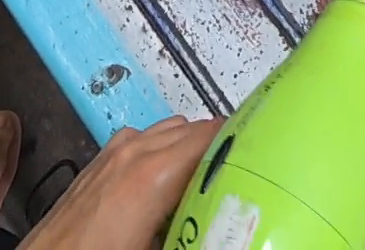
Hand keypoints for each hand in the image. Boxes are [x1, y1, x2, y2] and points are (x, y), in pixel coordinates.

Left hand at [24, 114, 224, 249]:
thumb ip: (196, 234)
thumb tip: (227, 227)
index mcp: (153, 173)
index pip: (213, 135)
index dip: (242, 143)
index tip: (263, 158)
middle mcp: (136, 149)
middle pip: (196, 131)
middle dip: (221, 151)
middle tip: (243, 181)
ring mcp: (116, 150)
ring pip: (172, 132)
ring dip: (192, 153)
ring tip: (208, 189)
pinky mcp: (101, 159)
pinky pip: (147, 142)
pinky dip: (166, 154)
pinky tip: (169, 191)